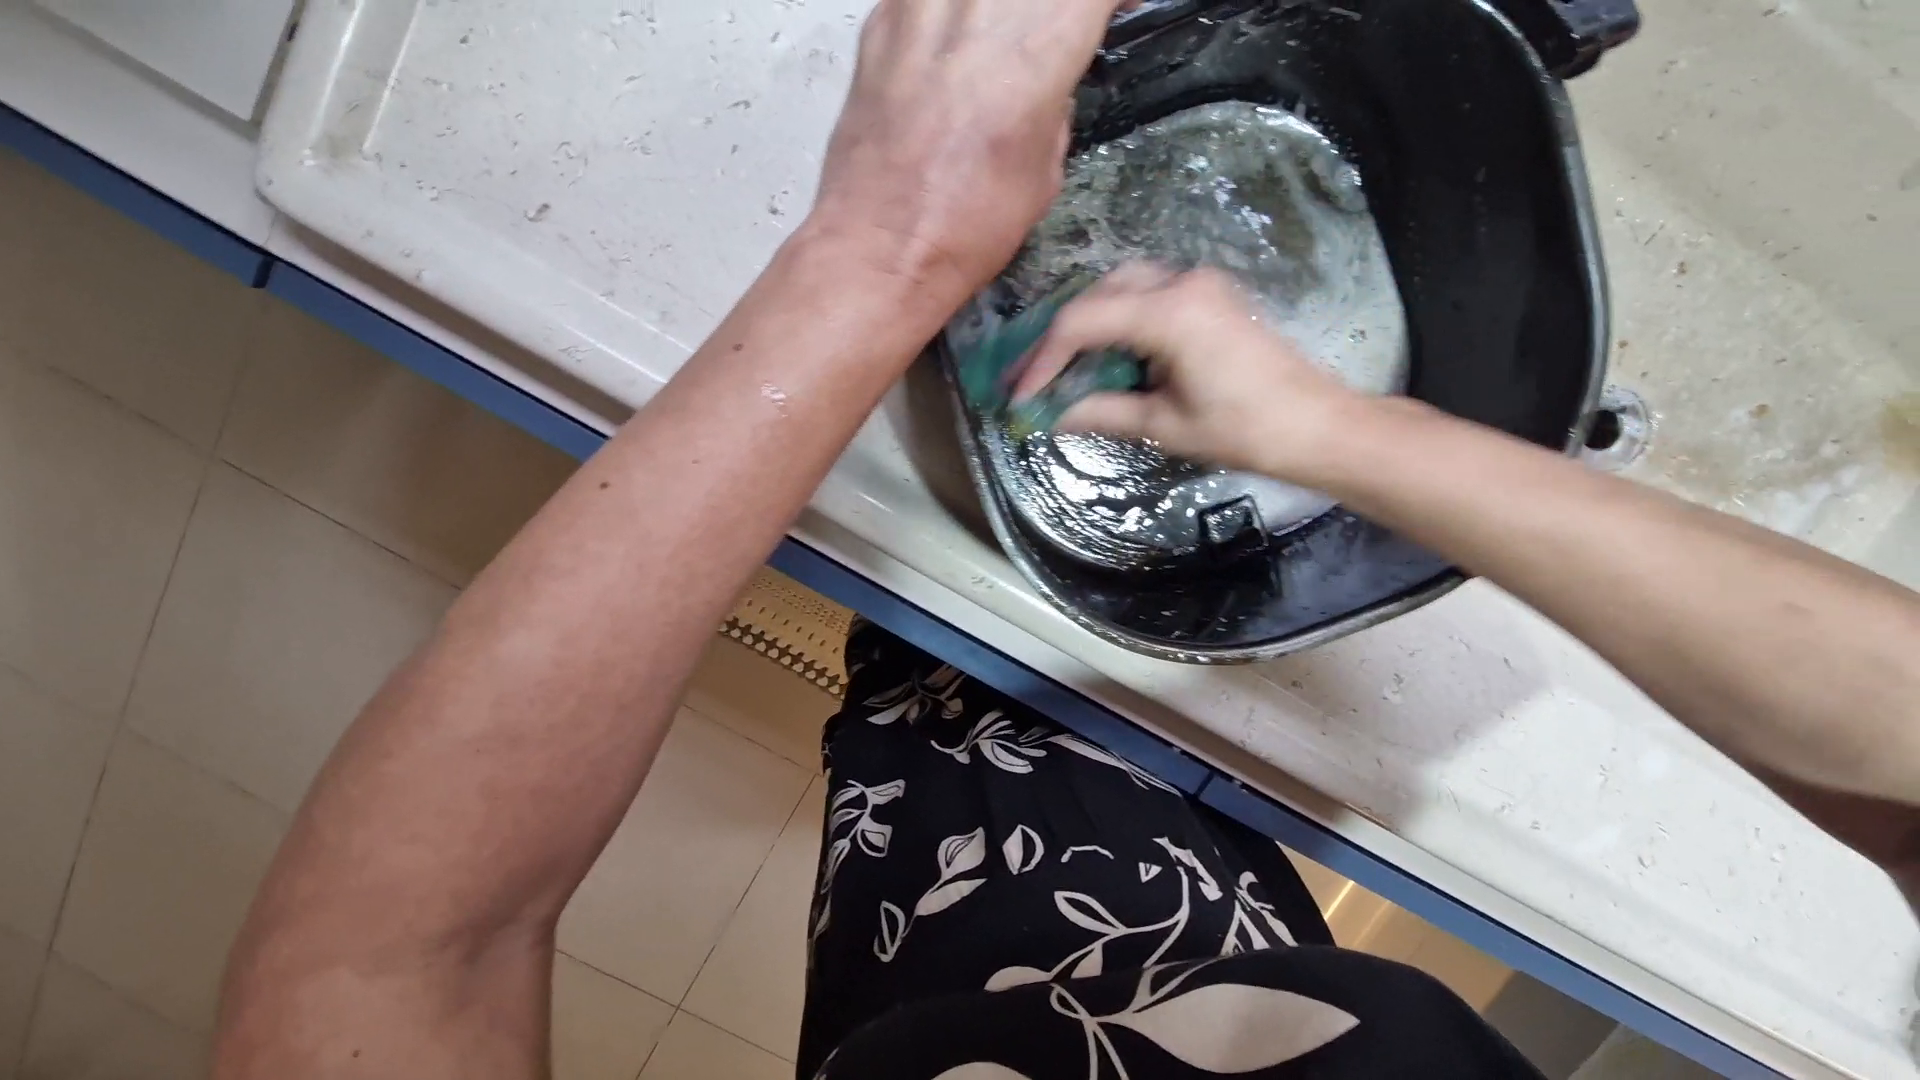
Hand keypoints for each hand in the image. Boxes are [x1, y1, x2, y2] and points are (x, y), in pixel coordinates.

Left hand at [807, 0, 1137, 302]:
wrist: (879, 251)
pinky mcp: (879, 20)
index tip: (1114, 13)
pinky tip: (953, 48)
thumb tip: (1047, 85)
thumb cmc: (966, 228)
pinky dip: (949, 13)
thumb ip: (1054, 106)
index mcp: (1038, 41)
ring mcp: (921, 3)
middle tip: (1056, 32)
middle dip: (1051, 9)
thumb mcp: (1044, 174)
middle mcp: (980, 3)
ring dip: (996, 13)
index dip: (1108, 2)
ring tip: (1000, 44)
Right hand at [1012, 263, 1374, 484]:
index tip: (1020, 394)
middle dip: (1060, 334)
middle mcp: (1182, 283)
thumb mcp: (1165, 426)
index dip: (1043, 359)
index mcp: (1170, 313)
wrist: (1318, 425)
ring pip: (1123, 285)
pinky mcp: (1213, 296)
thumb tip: (1053, 417)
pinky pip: (1150, 292)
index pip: (1082, 322)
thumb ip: (1103, 412)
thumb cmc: (1244, 430)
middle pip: (1099, 293)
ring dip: (1088, 320)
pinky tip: (1107, 351)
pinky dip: (1119, 317)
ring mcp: (1202, 284)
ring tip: (1062, 362)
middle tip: (1031, 373)